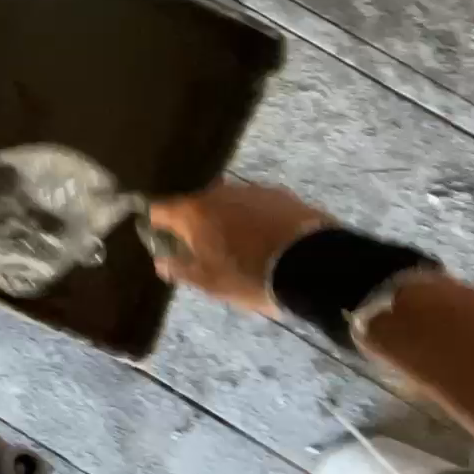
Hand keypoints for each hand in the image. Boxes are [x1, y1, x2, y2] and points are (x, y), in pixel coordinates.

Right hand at [146, 182, 331, 315]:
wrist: (318, 267)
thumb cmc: (251, 276)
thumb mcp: (210, 283)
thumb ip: (180, 269)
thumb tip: (160, 261)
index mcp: (192, 213)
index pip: (157, 209)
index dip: (155, 225)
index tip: (162, 241)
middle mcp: (216, 193)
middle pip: (194, 205)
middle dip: (195, 223)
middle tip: (206, 248)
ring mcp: (250, 190)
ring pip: (227, 203)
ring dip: (227, 219)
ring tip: (243, 245)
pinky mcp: (282, 195)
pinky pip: (257, 205)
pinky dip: (256, 218)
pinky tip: (269, 239)